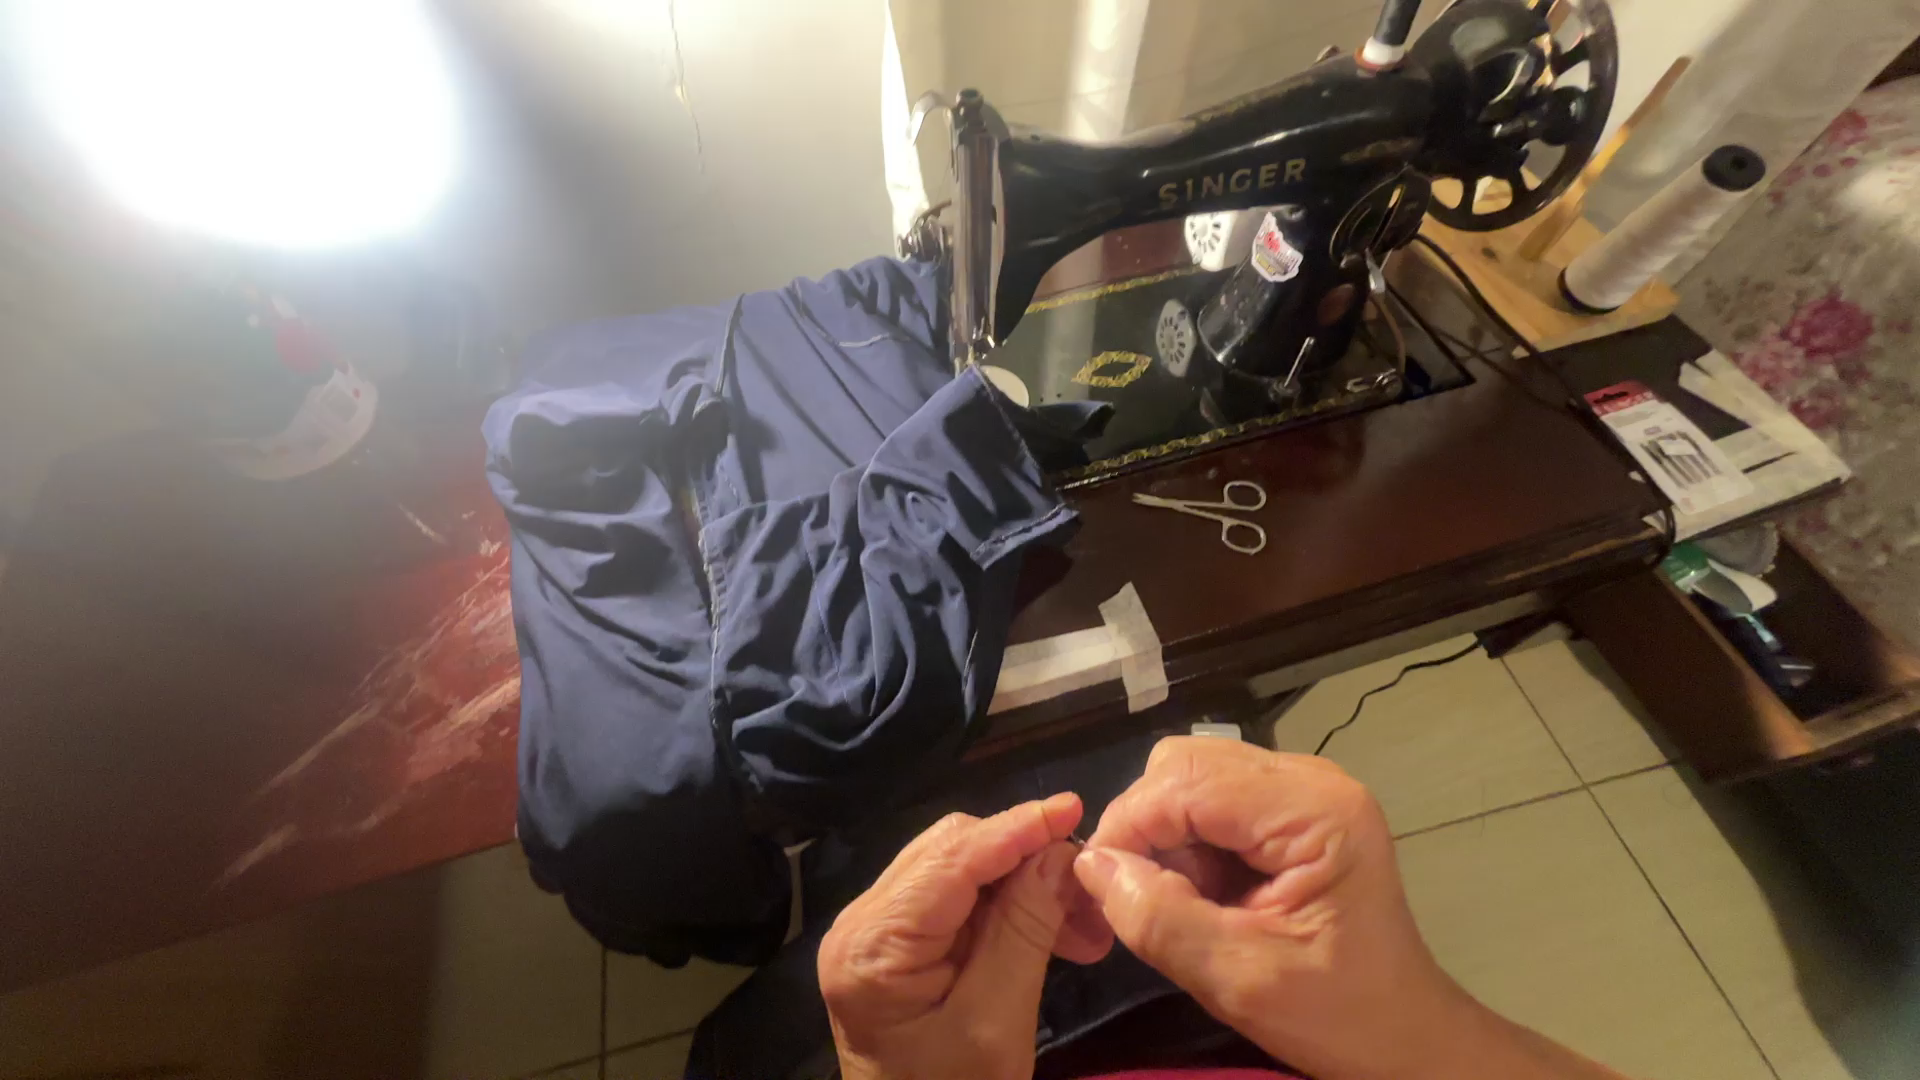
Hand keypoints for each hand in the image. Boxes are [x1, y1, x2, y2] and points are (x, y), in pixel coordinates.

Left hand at [818, 793, 1112, 1079]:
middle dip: (1025, 858)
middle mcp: (863, 918)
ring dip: (1023, 880)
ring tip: (1082, 917)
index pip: (952, 860)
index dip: (1016, 828)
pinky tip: (1051, 925)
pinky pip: (957, 896)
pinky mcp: (895, 938)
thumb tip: (1060, 852)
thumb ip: (1025, 929)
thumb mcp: (997, 1024)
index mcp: (872, 943)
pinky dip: (1007, 903)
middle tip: (1087, 886)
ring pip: (960, 865)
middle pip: (952, 851)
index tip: (1073, 806)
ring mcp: (876, 925)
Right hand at [1072, 737, 1478, 1079]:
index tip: (1102, 881)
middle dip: (1147, 822)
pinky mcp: (1287, 797)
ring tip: (1182, 889)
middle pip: (1185, 763)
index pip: (1187, 783)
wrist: (1406, 1036)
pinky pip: (1207, 789)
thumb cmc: (1338, 1015)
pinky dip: (1185, 830)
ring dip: (1164, 826)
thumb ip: (1160, 919)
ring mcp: (1299, 781)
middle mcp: (1307, 776)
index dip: (1131, 824)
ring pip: (1189, 770)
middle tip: (1143, 889)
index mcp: (1313, 810)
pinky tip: (1203, 879)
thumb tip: (1091, 864)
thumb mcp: (1241, 980)